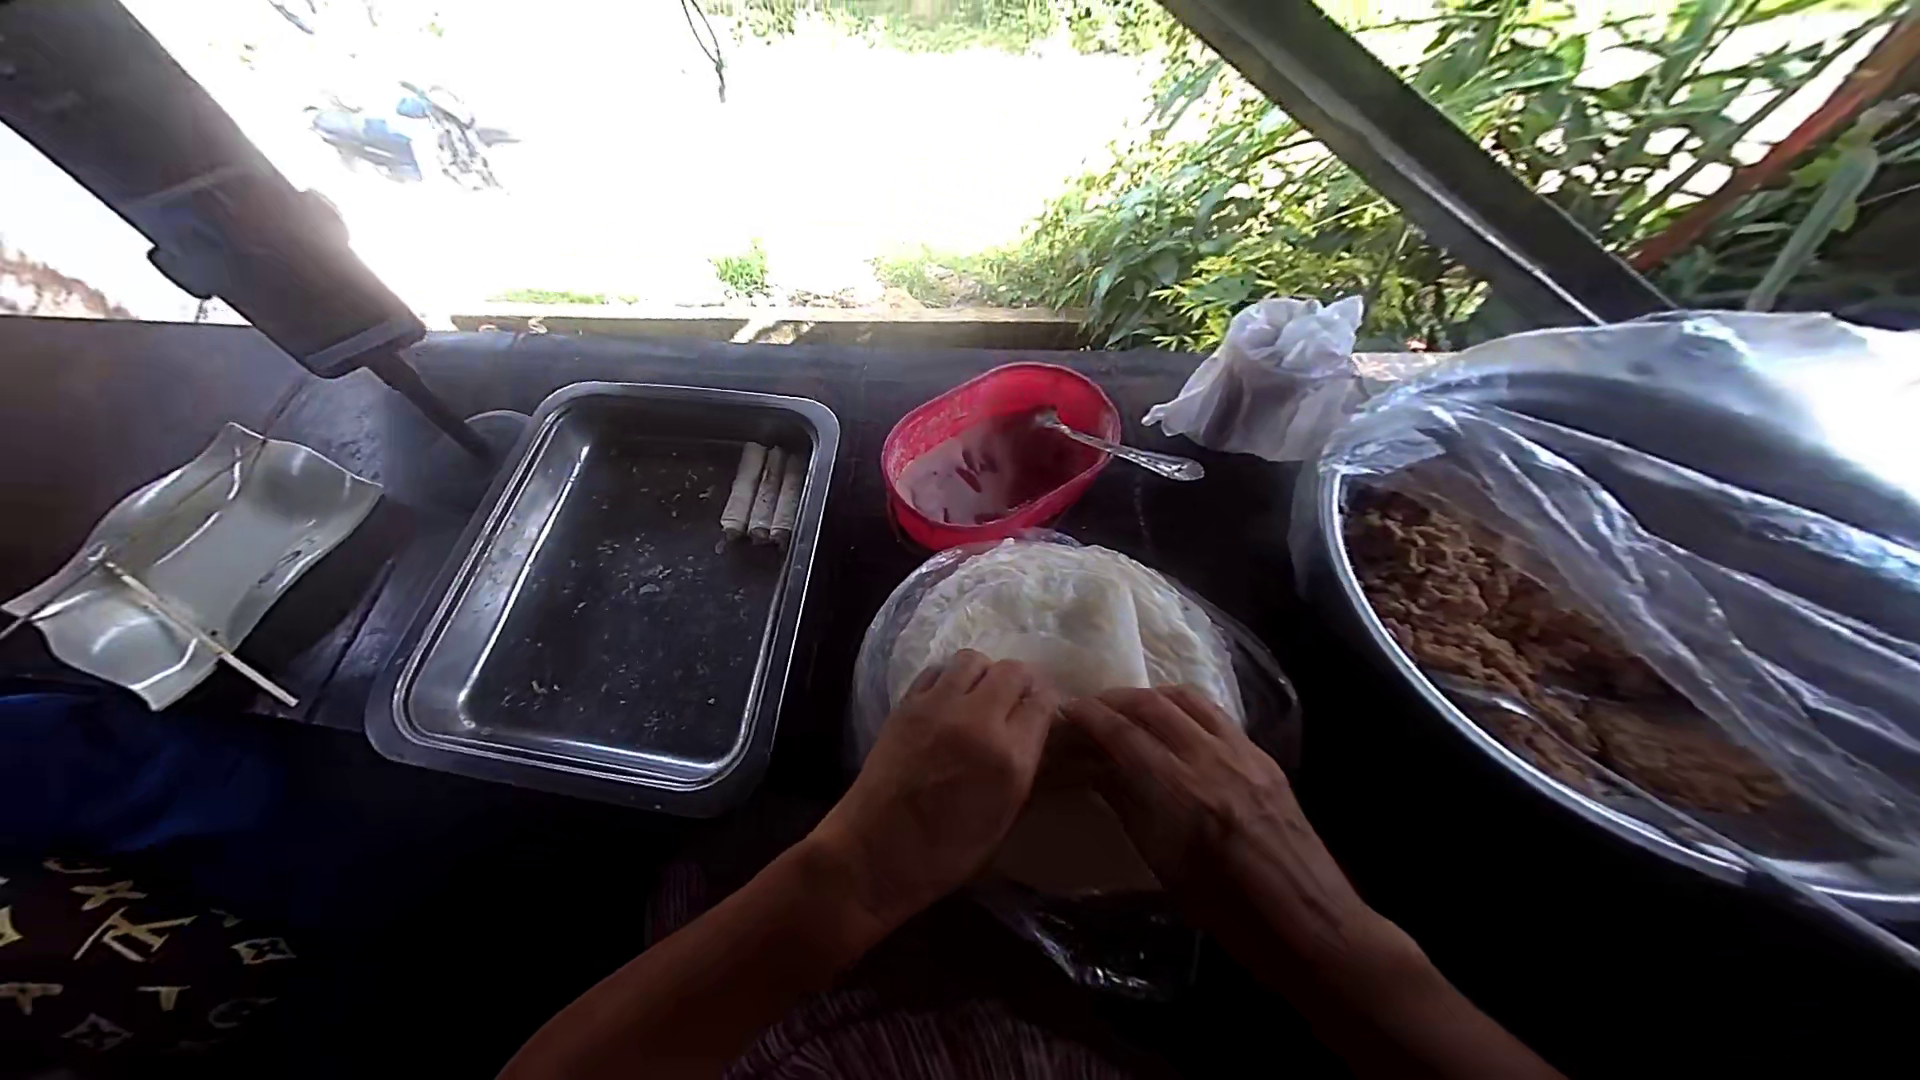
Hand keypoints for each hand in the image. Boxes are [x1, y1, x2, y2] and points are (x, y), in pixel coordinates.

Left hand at [810, 649, 1057, 930]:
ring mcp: (938, 707)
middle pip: (1013, 671)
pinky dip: (949, 678)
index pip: (1043, 702)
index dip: (1047, 702)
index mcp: (1009, 757)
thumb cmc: (947, 852)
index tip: (1041, 709)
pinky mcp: (907, 704)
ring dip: (984, 672)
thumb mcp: (1005, 816)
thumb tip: (1038, 730)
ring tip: (981, 693)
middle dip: (1022, 681)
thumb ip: (1026, 764)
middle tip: (1015, 697)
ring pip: (973, 659)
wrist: (876, 853)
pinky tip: (948, 699)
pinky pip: (937, 670)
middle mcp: (977, 721)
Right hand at [1063, 686, 1412, 978]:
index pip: (1123, 735)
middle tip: (1091, 708)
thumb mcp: (1164, 865)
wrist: (1312, 927)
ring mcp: (1242, 753)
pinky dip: (1183, 706)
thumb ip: (1128, 806)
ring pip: (1185, 698)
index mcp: (1183, 793)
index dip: (1089, 716)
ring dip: (1148, 695)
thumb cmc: (1229, 913)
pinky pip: (1215, 713)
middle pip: (1151, 705)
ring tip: (1128, 708)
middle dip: (1113, 699)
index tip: (1067, 709)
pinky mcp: (1262, 756)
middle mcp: (1212, 760)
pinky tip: (1173, 721)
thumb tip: (1095, 769)